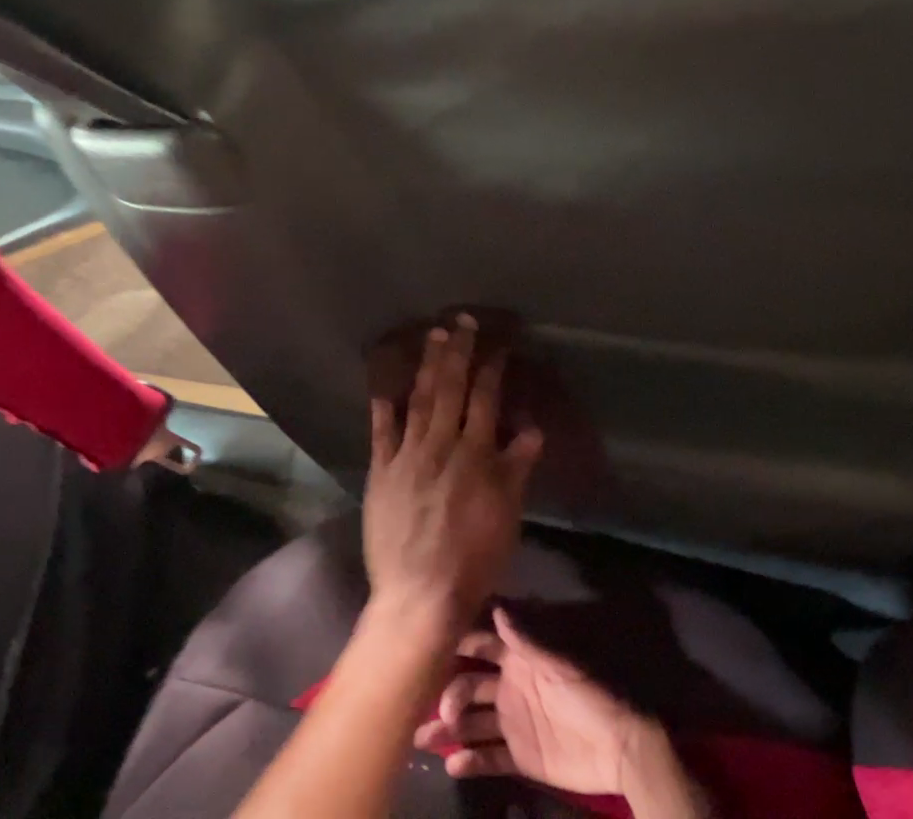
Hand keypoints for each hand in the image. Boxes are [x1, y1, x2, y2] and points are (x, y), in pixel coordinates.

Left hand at [364, 315, 543, 633]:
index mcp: (476, 455)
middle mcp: (442, 445)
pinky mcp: (381, 471)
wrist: (420, 592)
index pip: (486, 399)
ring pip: (418, 400)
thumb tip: (531, 428)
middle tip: (461, 319)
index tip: (497, 343)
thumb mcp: (507, 515)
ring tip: (432, 335)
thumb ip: (516, 469)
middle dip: (458, 352)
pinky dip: (384, 402)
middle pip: (450, 388)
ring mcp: (407, 455)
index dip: (491, 367)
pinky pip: (382, 429)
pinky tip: (385, 380)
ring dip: (426, 365)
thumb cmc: (474, 558)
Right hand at [415, 607, 664, 795]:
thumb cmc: (589, 696)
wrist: (620, 747)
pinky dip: (470, 761)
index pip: (481, 646)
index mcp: (520, 661)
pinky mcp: (520, 756)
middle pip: (469, 687)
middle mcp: (510, 689)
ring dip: (448, 730)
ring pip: (471, 724)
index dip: (457, 645)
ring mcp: (513, 723)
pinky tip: (453, 765)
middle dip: (447, 695)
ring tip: (422, 739)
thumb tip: (497, 606)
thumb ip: (527, 640)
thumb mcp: (558, 665)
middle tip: (436, 710)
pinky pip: (488, 758)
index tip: (427, 645)